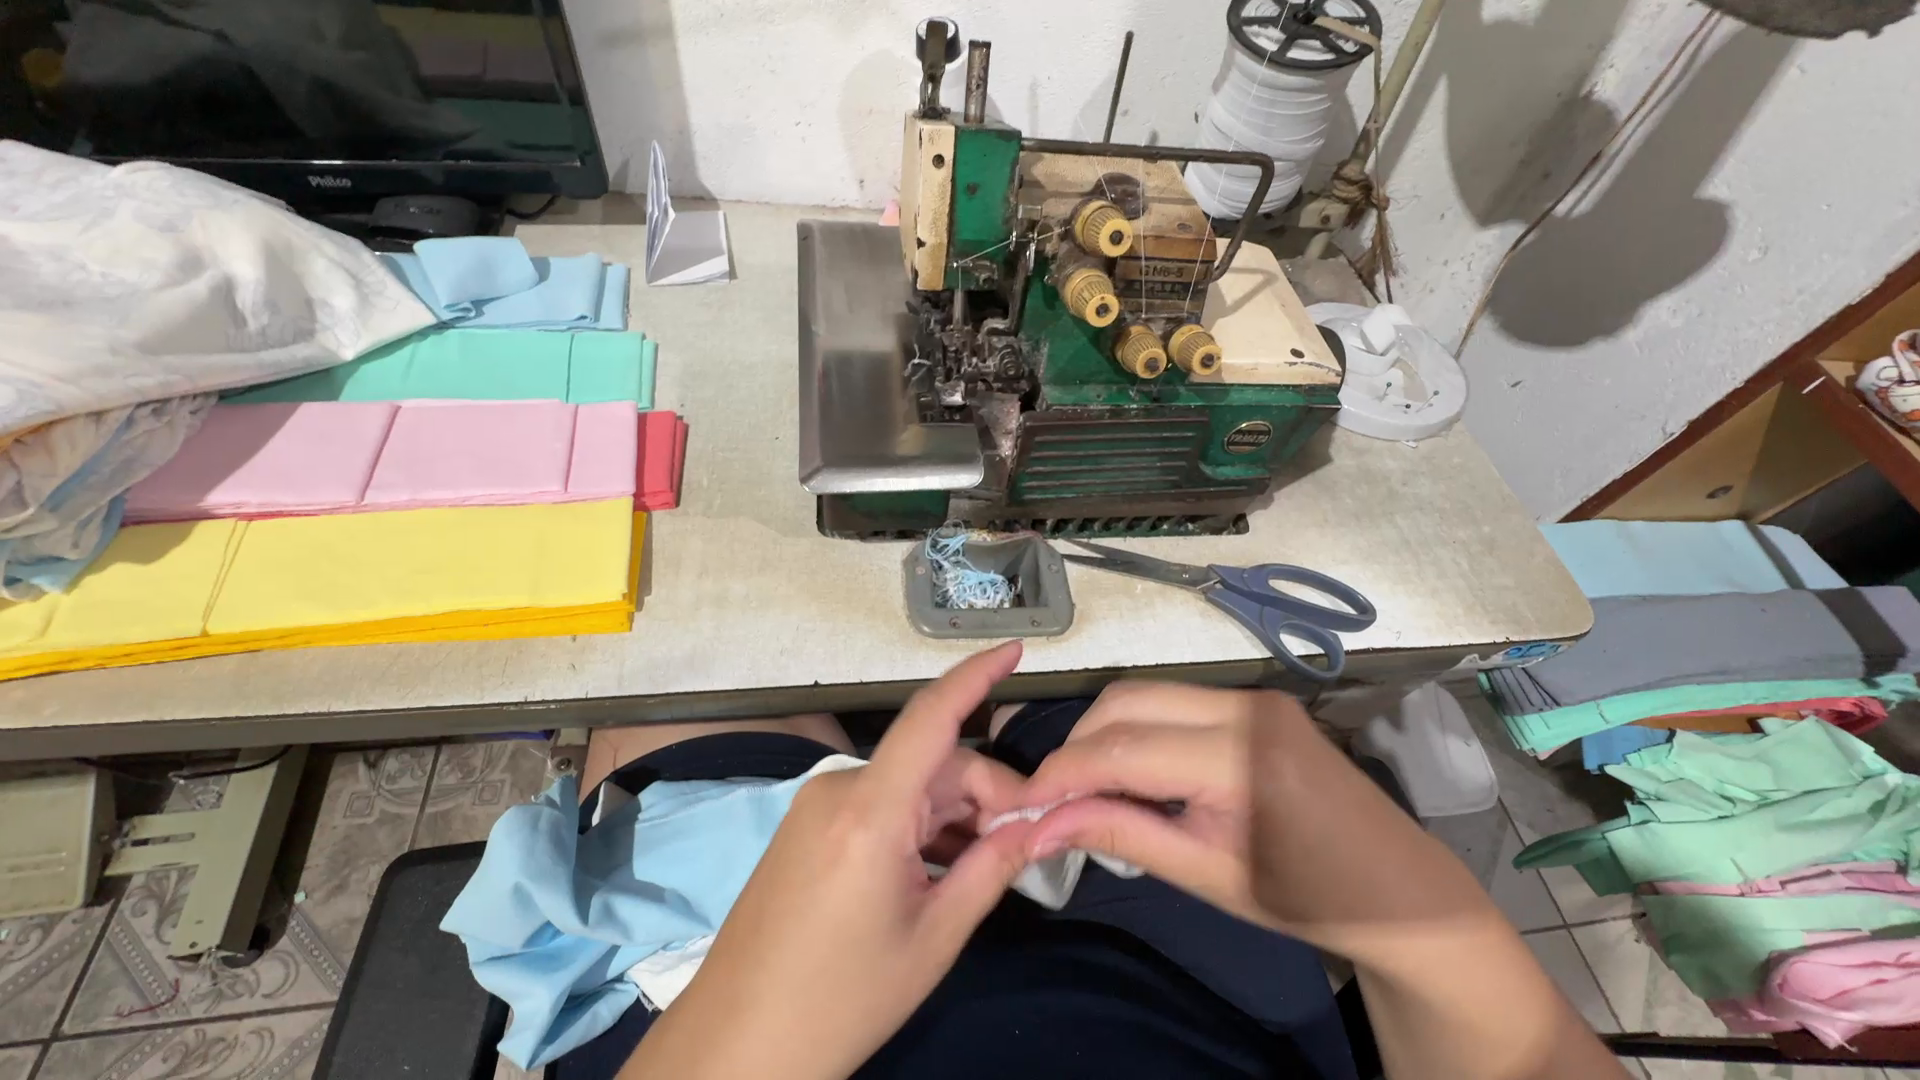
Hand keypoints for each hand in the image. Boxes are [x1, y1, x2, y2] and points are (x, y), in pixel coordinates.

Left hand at [624, 642, 1037, 1079]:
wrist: (739, 1042)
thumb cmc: (843, 999)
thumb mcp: (934, 936)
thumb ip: (992, 869)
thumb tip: (1038, 824)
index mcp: (870, 810)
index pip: (931, 717)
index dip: (975, 676)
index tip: (1016, 649)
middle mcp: (839, 789)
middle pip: (933, 764)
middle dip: (985, 794)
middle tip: (1022, 844)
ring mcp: (818, 805)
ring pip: (909, 786)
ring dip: (953, 814)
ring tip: (982, 867)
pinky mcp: (808, 825)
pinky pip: (880, 804)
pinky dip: (919, 824)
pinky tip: (939, 867)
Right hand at [1017, 681, 1286, 929]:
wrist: (1397, 890)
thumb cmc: (1307, 898)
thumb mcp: (1207, 876)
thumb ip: (1122, 835)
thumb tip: (1041, 826)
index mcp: (1241, 759)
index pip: (1123, 749)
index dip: (1063, 773)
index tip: (1022, 805)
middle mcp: (1245, 709)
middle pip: (1127, 703)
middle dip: (1077, 746)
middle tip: (1054, 799)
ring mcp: (1253, 699)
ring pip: (1146, 694)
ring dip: (1104, 733)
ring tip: (1088, 788)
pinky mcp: (1255, 702)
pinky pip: (1174, 701)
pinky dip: (1137, 729)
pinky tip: (1132, 771)